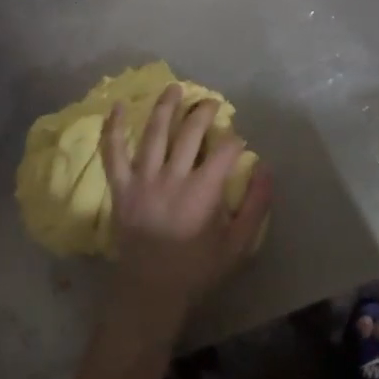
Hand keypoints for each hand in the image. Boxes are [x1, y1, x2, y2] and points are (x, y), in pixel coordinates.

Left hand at [100, 84, 272, 314]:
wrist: (149, 291)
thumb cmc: (197, 270)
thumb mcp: (237, 245)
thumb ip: (255, 206)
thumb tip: (265, 169)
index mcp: (203, 192)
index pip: (225, 151)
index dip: (235, 140)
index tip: (239, 141)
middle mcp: (172, 178)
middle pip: (190, 132)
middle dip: (204, 112)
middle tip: (212, 102)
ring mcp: (143, 180)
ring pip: (155, 133)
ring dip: (166, 107)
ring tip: (175, 88)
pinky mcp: (121, 188)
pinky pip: (113, 153)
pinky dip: (114, 128)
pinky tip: (119, 106)